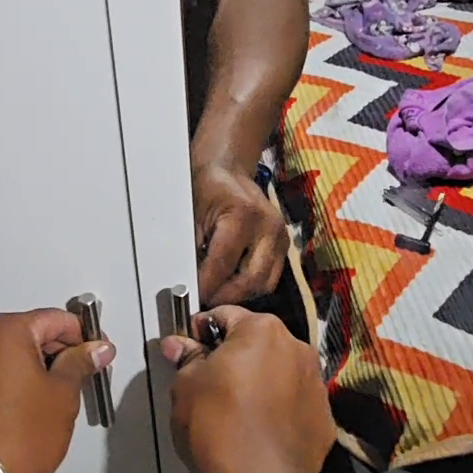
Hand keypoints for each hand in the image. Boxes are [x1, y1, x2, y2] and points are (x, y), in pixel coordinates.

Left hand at [0, 309, 114, 472]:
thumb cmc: (18, 433)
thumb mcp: (63, 393)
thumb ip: (81, 363)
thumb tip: (97, 348)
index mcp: (9, 329)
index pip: (59, 319)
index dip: (85, 338)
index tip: (99, 356)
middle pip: (35, 332)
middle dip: (62, 353)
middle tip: (84, 378)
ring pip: (17, 353)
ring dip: (41, 368)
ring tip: (60, 397)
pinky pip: (0, 370)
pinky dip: (20, 380)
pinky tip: (35, 405)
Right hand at [159, 306, 333, 472]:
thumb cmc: (219, 428)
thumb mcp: (186, 386)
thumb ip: (186, 359)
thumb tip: (179, 346)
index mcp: (262, 329)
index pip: (224, 316)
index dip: (201, 333)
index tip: (189, 351)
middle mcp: (297, 348)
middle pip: (257, 342)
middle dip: (234, 357)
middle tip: (209, 385)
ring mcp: (316, 384)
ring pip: (278, 372)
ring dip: (260, 382)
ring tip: (235, 412)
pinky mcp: (324, 419)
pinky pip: (294, 403)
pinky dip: (278, 410)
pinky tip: (257, 431)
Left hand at [193, 162, 287, 307]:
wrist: (228, 169)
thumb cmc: (207, 186)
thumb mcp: (192, 213)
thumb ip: (192, 248)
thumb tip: (188, 282)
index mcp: (244, 216)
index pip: (224, 264)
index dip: (207, 287)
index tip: (192, 300)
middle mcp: (269, 228)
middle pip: (251, 281)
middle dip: (226, 297)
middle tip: (204, 304)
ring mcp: (281, 237)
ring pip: (264, 284)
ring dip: (239, 295)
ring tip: (217, 295)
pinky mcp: (284, 245)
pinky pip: (269, 277)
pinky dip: (250, 285)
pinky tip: (231, 284)